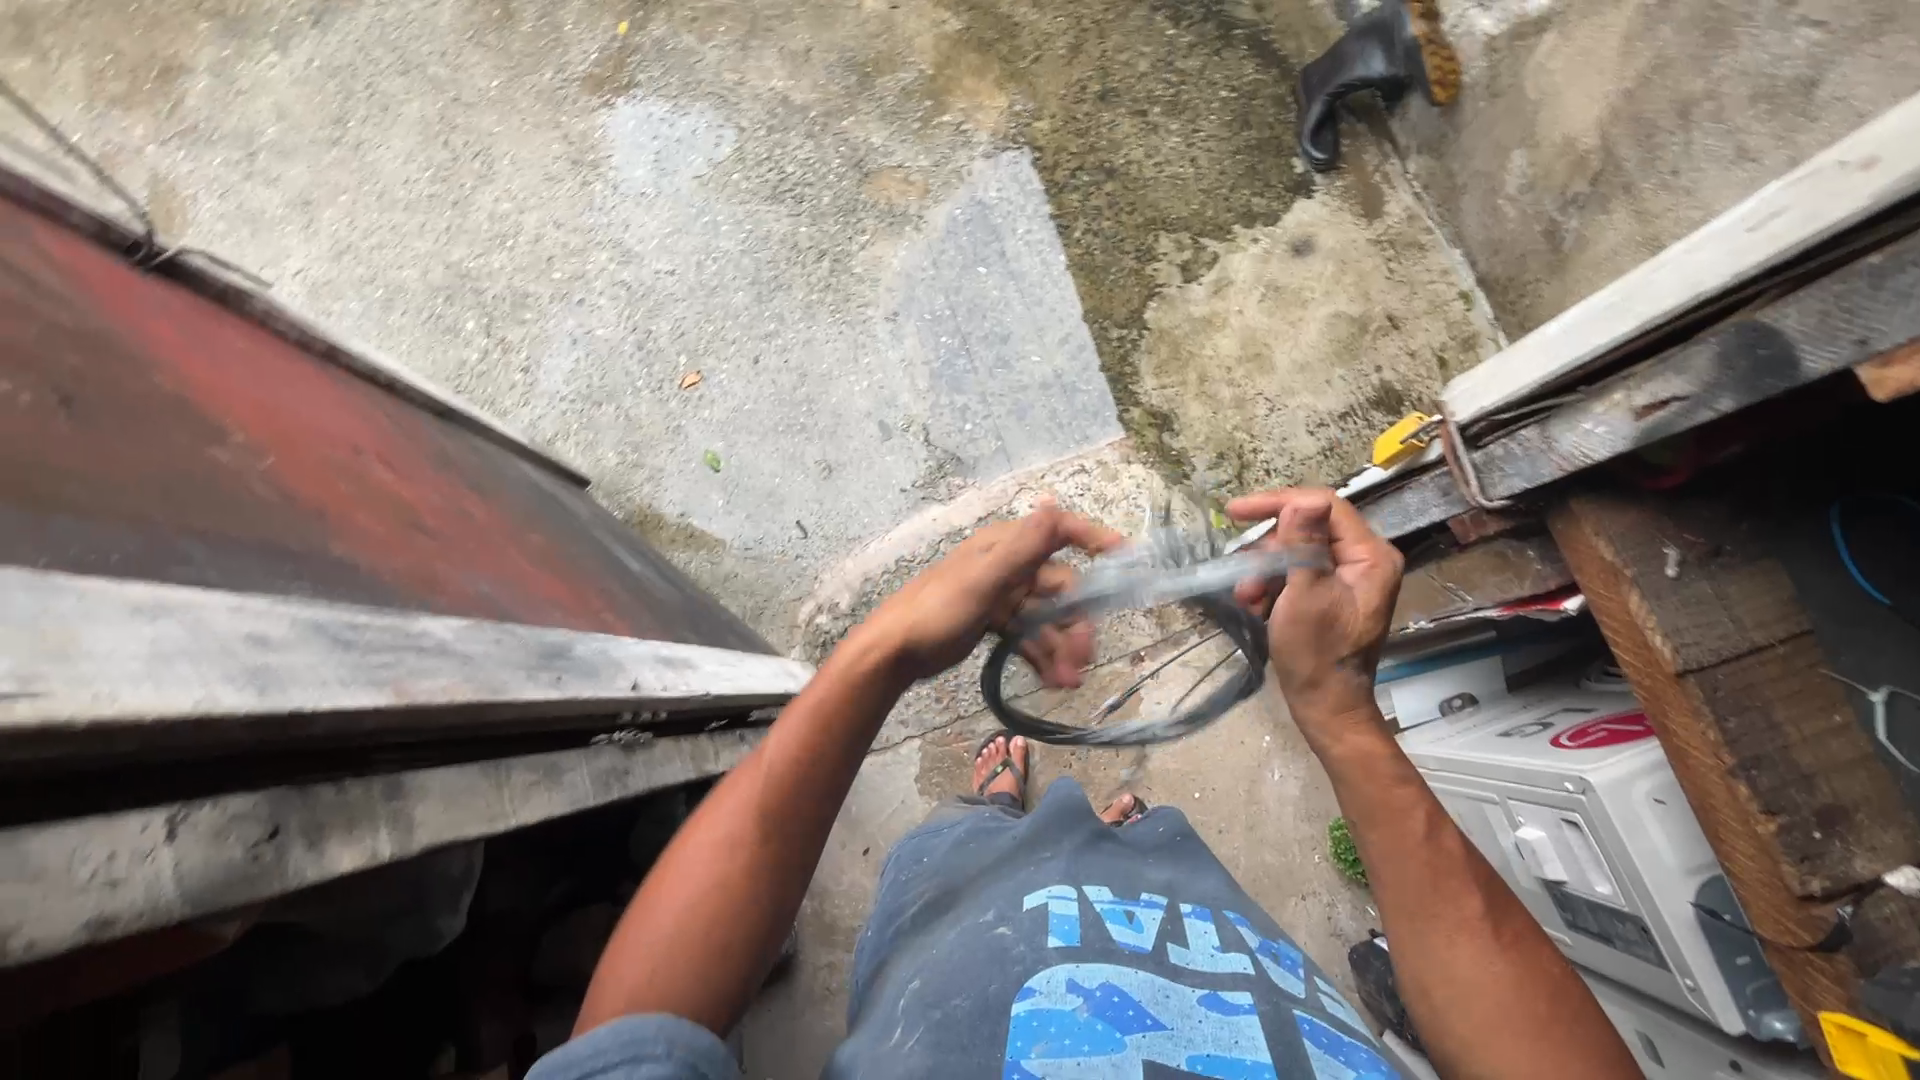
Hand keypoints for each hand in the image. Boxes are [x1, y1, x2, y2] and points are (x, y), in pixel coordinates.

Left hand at [856, 500, 1122, 686]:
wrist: (893, 652)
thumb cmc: (934, 611)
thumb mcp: (982, 580)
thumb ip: (1022, 548)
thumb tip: (1053, 502)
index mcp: (1004, 546)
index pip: (1058, 531)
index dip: (1093, 539)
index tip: (1126, 556)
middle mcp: (1007, 565)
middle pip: (1059, 587)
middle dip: (1075, 623)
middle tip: (1083, 659)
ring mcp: (1002, 595)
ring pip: (1046, 617)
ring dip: (1061, 646)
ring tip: (1068, 682)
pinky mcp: (995, 622)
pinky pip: (1029, 635)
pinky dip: (1042, 655)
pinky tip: (1052, 680)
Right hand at [1227, 488, 1403, 746]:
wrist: (1325, 704)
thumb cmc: (1316, 653)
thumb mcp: (1304, 595)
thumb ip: (1303, 544)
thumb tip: (1300, 501)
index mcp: (1370, 556)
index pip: (1324, 506)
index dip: (1278, 503)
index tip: (1235, 512)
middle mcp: (1364, 560)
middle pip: (1307, 528)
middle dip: (1267, 550)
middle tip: (1241, 575)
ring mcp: (1348, 577)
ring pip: (1296, 551)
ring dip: (1264, 570)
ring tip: (1246, 598)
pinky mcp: (1331, 592)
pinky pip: (1296, 572)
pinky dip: (1272, 585)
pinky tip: (1257, 606)